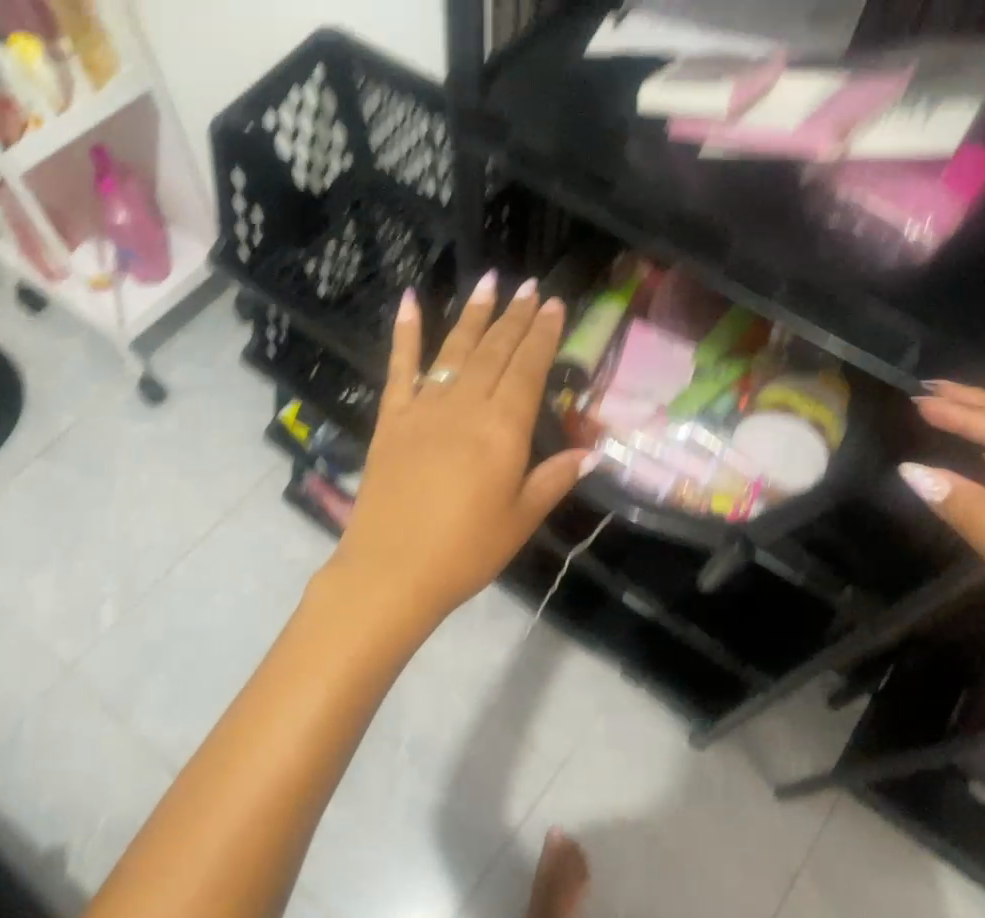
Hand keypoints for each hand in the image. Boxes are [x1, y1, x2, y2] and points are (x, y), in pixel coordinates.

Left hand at [323, 272, 590, 625]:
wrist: (392, 569)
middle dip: (514, 316)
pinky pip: (400, 368)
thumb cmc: (465, 552)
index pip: (528, 369)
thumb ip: (553, 480)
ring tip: (488, 281)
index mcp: (503, 430)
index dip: (542, 335)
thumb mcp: (520, 521)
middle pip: (494, 352)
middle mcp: (465, 407)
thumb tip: (593, 451)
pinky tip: (411, 301)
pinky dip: (406, 334)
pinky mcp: (391, 421)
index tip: (552, 304)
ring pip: (454, 350)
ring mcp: (423, 409)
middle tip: (527, 286)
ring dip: (473, 315)